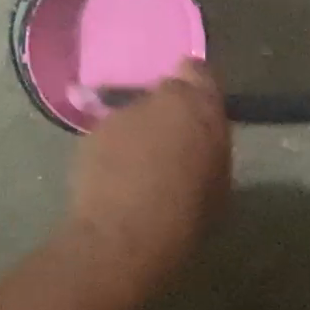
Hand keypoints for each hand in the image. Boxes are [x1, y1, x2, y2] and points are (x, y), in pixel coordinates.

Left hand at [64, 60, 230, 295]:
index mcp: (200, 107)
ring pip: (135, 115)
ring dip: (138, 133)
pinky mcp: (91, 133)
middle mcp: (160, 99)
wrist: (123, 238)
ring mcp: (121, 114)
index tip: (196, 109)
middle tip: (169, 145)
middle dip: (167, 113)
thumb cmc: (186, 217)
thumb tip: (200, 141)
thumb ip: (210, 147)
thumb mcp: (218, 184)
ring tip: (137, 170)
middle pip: (165, 93)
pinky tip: (113, 180)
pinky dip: (113, 150)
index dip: (196, 87)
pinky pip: (110, 135)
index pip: (198, 71)